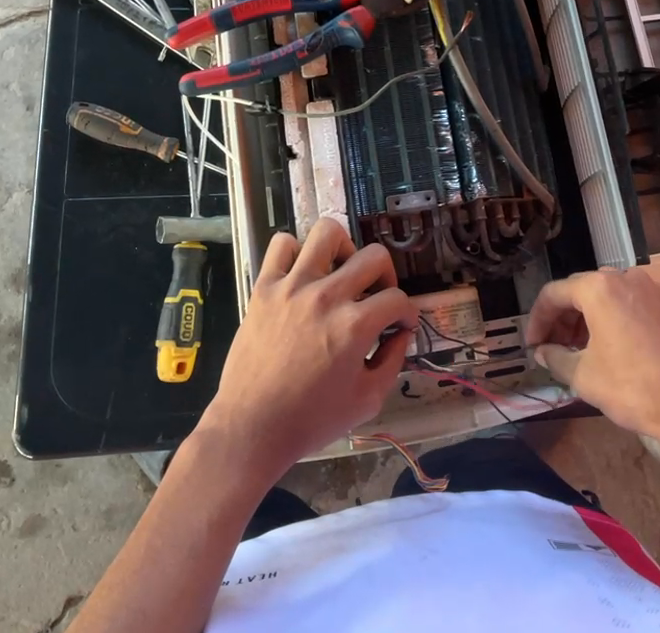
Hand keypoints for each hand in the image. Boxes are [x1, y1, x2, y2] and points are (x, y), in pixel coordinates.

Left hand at [197, 219, 419, 482]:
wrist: (252, 426)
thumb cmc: (312, 420)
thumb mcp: (367, 400)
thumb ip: (392, 361)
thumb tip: (400, 333)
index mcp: (355, 325)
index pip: (398, 300)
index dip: (407, 314)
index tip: (399, 326)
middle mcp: (327, 296)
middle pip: (374, 256)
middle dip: (386, 277)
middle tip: (376, 298)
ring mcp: (292, 287)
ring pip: (327, 233)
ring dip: (344, 250)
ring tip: (340, 274)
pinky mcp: (264, 288)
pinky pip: (281, 245)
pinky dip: (296, 253)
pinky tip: (302, 276)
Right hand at [525, 267, 659, 454]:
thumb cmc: (634, 388)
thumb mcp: (584, 377)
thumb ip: (556, 359)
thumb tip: (544, 353)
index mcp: (600, 288)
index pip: (554, 294)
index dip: (537, 320)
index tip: (533, 346)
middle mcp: (628, 279)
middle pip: (583, 291)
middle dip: (564, 320)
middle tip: (554, 350)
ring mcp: (656, 293)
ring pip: (611, 298)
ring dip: (590, 321)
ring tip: (583, 353)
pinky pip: (634, 307)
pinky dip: (617, 323)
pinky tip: (616, 352)